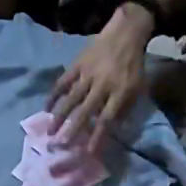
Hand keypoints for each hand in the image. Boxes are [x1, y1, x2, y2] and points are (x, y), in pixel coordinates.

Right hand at [49, 7, 149, 154]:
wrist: (125, 34)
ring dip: (59, 116)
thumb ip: (126, 108)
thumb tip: (114, 129)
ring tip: (49, 131)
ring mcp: (88, 74)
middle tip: (61, 145)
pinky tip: (47, 107)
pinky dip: (54, 95)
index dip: (98, 136)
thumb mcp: (138, 88)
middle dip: (72, 130)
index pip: (107, 119)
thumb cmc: (133, 65)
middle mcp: (102, 85)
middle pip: (85, 111)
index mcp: (120, 93)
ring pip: (71, 98)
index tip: (89, 152)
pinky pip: (63, 82)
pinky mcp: (78, 65)